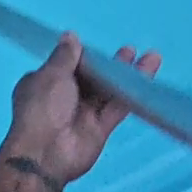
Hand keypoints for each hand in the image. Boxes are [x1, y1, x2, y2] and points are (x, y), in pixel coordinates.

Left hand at [0, 33, 162, 186]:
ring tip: (150, 57)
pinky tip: (148, 73)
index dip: (79, 57)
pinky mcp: (98, 130)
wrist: (45, 154)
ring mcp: (81, 116)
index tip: (94, 47)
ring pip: (107, 92)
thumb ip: (65, 56)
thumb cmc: (42, 108)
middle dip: (107, 65)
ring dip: (125, 75)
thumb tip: (69, 37)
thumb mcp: (51, 75)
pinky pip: (117, 107)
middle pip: (89, 79)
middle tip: (128, 50)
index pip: (63, 68)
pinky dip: (132, 92)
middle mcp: (60, 101)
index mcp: (42, 86)